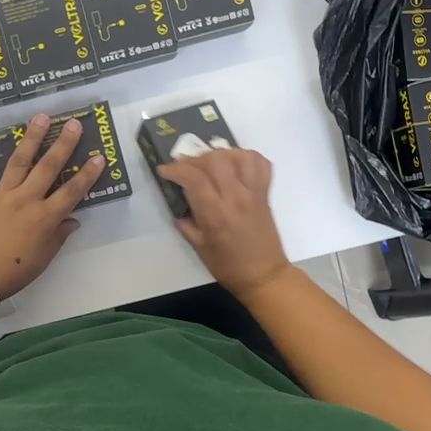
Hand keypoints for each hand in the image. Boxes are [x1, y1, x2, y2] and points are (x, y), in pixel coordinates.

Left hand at [0, 113, 102, 301]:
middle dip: (63, 144)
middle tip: (73, 123)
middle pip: (48, 168)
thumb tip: (72, 221)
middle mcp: (26, 200)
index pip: (72, 192)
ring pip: (19, 162)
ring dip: (31, 138)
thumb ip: (58, 237)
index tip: (99, 157)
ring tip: (40, 117)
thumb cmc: (13, 273)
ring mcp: (2, 196)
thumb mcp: (43, 259)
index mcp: (45, 218)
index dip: (87, 175)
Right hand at [157, 149, 291, 298]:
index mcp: (216, 215)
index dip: (176, 169)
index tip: (165, 170)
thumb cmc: (228, 267)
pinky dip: (246, 157)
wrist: (264, 275)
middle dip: (195, 159)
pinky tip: (235, 164)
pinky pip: (260, 164)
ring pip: (239, 156)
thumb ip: (186, 224)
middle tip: (186, 167)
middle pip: (216, 160)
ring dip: (221, 154)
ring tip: (210, 163)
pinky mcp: (265, 193)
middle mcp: (236, 198)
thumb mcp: (199, 248)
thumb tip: (178, 207)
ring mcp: (254, 193)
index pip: (194, 179)